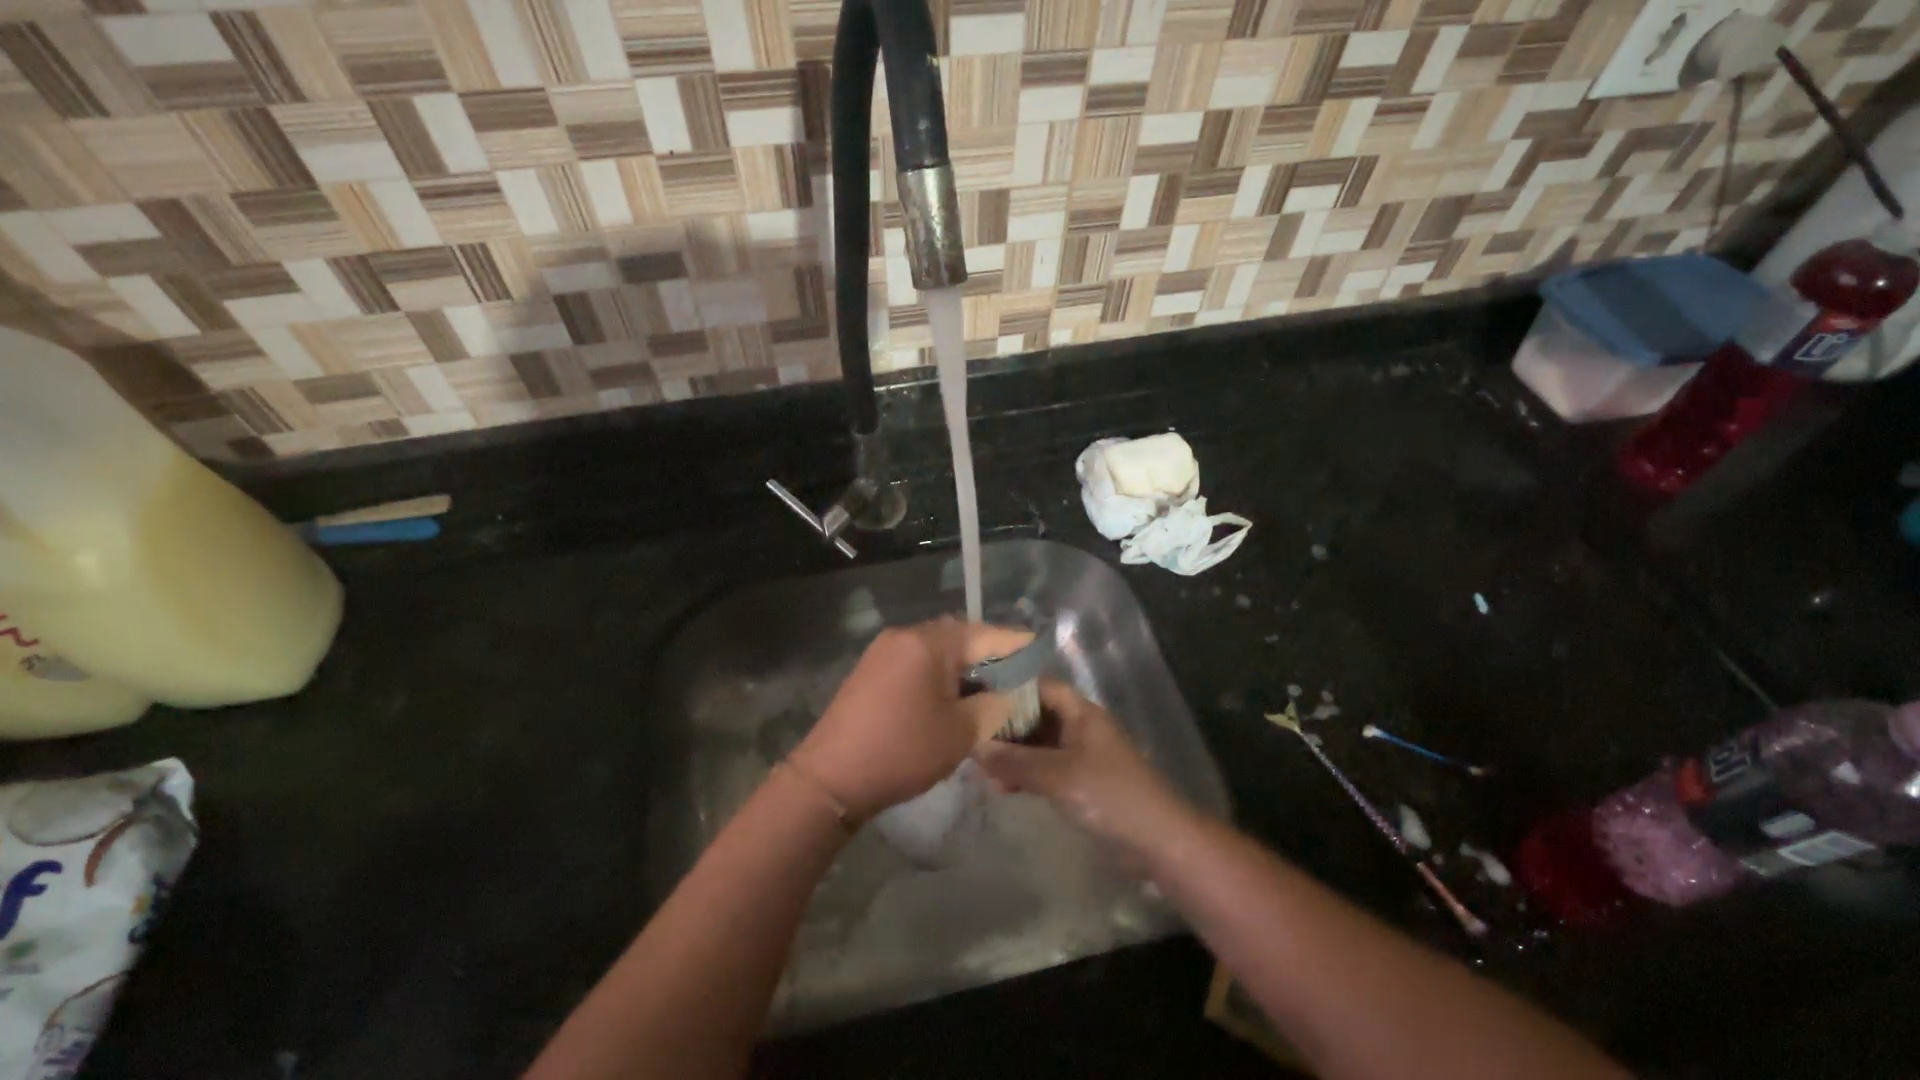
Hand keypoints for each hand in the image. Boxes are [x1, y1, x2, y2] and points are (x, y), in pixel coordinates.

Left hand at [791, 618, 1032, 820]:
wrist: (831, 778)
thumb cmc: (902, 751)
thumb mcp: (961, 732)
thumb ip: (995, 706)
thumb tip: (1010, 693)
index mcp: (928, 643)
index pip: (987, 634)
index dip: (1018, 647)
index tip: (1042, 660)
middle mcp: (904, 636)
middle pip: (961, 639)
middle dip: (992, 659)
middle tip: (1019, 682)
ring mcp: (883, 653)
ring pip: (938, 653)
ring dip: (965, 670)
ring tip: (991, 696)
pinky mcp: (871, 672)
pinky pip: (917, 665)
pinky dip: (940, 678)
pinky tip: (954, 702)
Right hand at [973, 680, 1197, 856]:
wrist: (1157, 841)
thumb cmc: (1109, 795)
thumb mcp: (1057, 775)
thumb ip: (1015, 761)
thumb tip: (974, 747)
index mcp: (1081, 713)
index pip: (1038, 685)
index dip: (1008, 685)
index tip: (972, 692)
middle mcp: (1079, 728)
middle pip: (1034, 714)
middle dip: (1003, 724)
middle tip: (967, 734)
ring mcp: (1080, 756)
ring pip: (1037, 744)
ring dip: (1010, 753)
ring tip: (979, 767)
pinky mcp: (1080, 783)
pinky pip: (1044, 769)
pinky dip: (1023, 774)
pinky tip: (1001, 787)